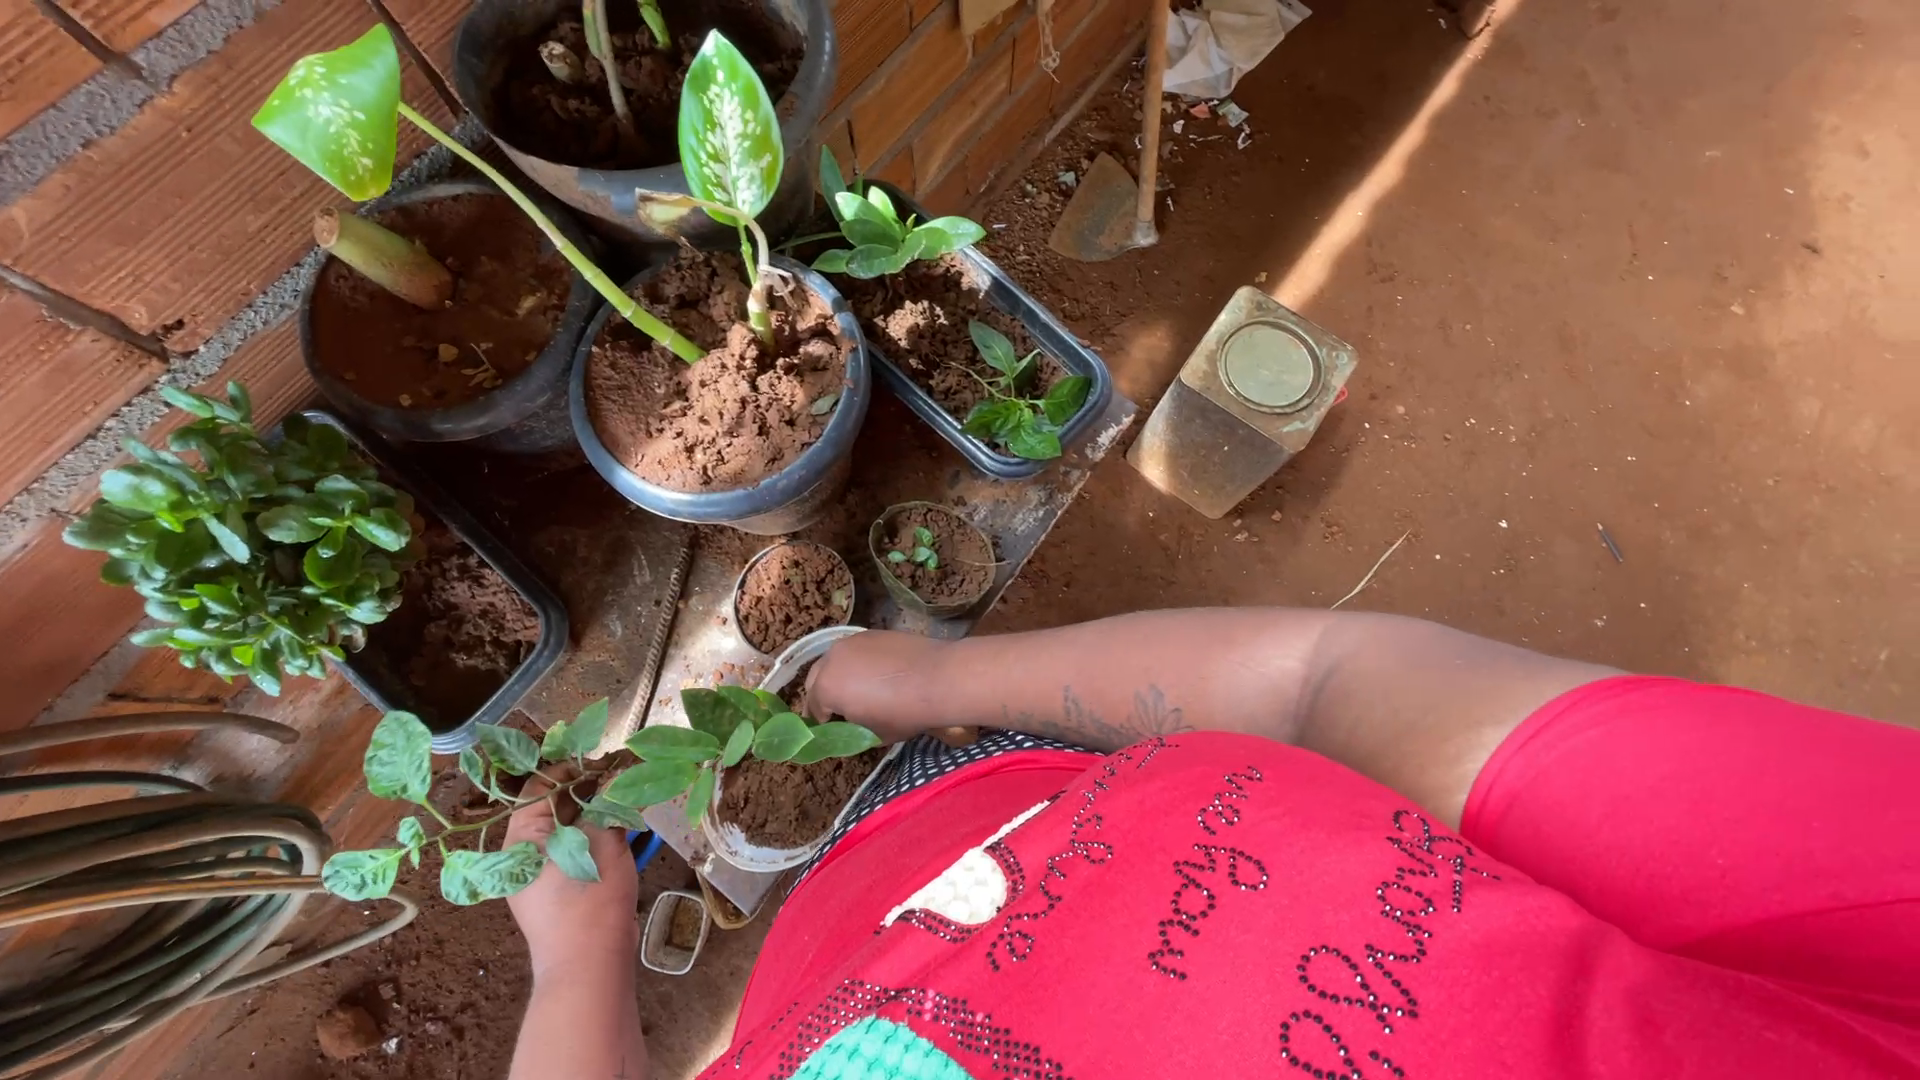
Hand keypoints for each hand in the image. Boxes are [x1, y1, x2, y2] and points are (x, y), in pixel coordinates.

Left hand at [503, 774, 638, 976]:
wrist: (588, 963)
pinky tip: (622, 830)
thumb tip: (620, 774)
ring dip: (594, 811)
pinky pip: (571, 849)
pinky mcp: (554, 890)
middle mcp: (521, 852)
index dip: (573, 767)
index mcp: (521, 836)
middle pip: (553, 805)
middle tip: (623, 779)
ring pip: (565, 827)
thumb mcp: (604, 839)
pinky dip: (593, 835)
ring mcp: (536, 873)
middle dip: (588, 788)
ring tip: (626, 801)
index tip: (607, 762)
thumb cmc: (590, 895)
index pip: (540, 784)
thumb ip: (609, 803)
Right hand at [802, 630, 949, 741]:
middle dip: (822, 694)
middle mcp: (831, 658)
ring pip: (834, 661)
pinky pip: (855, 651)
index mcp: (825, 687)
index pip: (814, 709)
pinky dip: (858, 662)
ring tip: (857, 689)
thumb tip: (849, 726)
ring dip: (839, 675)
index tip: (832, 728)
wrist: (938, 678)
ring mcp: (851, 641)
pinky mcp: (872, 633)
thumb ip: (852, 729)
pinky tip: (876, 673)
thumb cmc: (902, 712)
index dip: (822, 722)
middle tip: (839, 709)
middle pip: (816, 679)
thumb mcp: (872, 734)